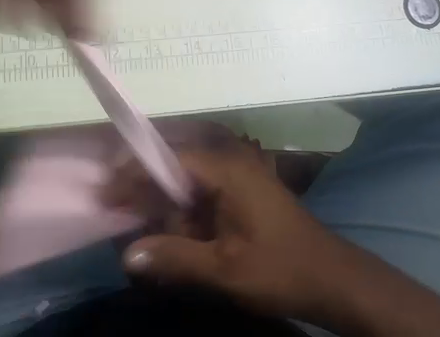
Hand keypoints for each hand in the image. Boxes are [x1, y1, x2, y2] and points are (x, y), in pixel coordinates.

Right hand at [109, 146, 359, 324]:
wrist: (334, 280)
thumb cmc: (280, 268)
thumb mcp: (224, 269)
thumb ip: (174, 258)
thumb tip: (127, 255)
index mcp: (225, 169)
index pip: (168, 159)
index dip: (134, 174)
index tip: (105, 191)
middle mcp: (230, 163)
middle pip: (175, 171)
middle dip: (147, 195)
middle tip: (118, 217)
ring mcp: (239, 179)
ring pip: (188, 187)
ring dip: (168, 213)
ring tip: (147, 241)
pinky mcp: (244, 196)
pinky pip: (203, 198)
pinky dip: (186, 218)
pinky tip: (176, 244)